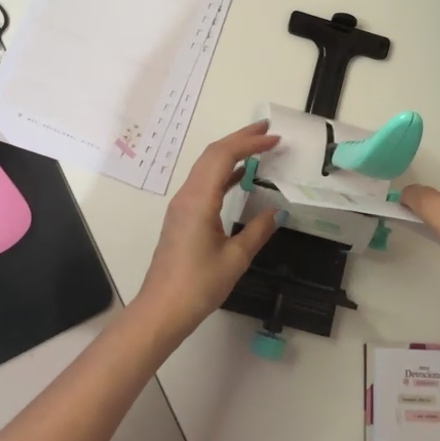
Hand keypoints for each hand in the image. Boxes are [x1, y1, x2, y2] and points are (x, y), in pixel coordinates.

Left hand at [133, 121, 282, 341]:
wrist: (163, 309)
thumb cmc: (199, 285)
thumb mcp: (235, 259)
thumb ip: (257, 231)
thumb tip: (276, 212)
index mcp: (198, 200)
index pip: (222, 156)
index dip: (249, 143)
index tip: (274, 139)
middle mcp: (186, 196)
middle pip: (212, 155)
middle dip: (239, 139)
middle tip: (267, 131)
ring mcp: (181, 206)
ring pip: (206, 167)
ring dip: (230, 154)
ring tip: (258, 147)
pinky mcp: (182, 217)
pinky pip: (203, 183)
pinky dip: (223, 173)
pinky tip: (240, 177)